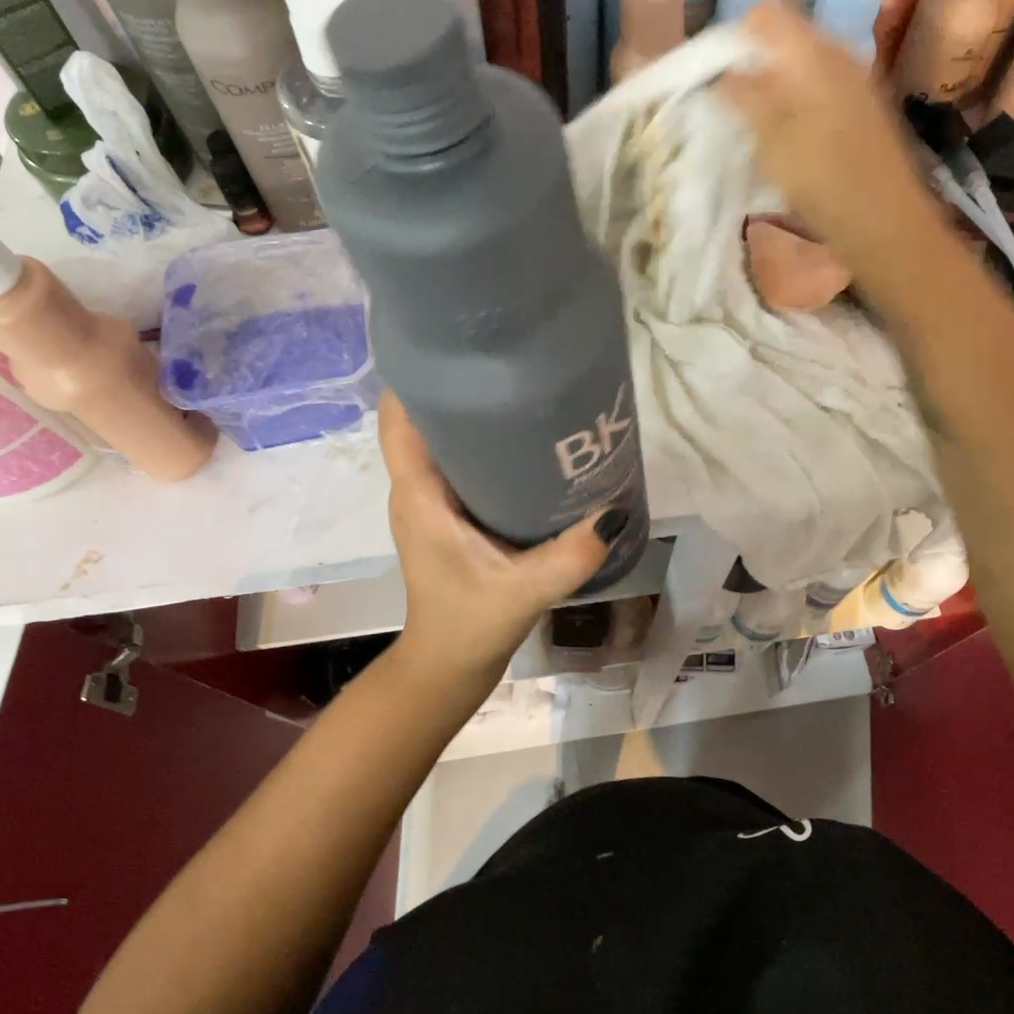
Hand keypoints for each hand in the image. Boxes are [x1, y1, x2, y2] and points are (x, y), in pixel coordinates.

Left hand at [379, 394, 622, 691]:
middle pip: (428, 418)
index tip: (465, 346)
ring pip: (447, 441)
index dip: (421, 374)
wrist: (448, 666)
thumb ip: (567, 557)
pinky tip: (533, 448)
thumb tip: (614, 512)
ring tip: (532, 395)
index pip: (399, 417)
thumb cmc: (469, 626)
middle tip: (521, 367)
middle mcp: (418, 489)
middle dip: (465, 388)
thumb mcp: (521, 592)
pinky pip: (463, 465)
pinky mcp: (450, 516)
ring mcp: (432, 502)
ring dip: (479, 418)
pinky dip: (489, 449)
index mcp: (418, 494)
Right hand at [718, 0, 936, 262]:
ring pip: (802, 73)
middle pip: (785, 44)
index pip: (767, 16)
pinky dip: (797, 113)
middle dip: (754, 71)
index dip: (737, 41)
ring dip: (774, 96)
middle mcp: (839, 58)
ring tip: (753, 135)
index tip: (715, 79)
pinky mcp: (864, 115)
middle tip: (728, 111)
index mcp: (814, 53)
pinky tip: (786, 150)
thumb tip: (721, 74)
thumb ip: (741, 98)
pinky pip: (820, 97)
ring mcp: (857, 86)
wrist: (885, 224)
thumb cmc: (823, 182)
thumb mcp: (770, 140)